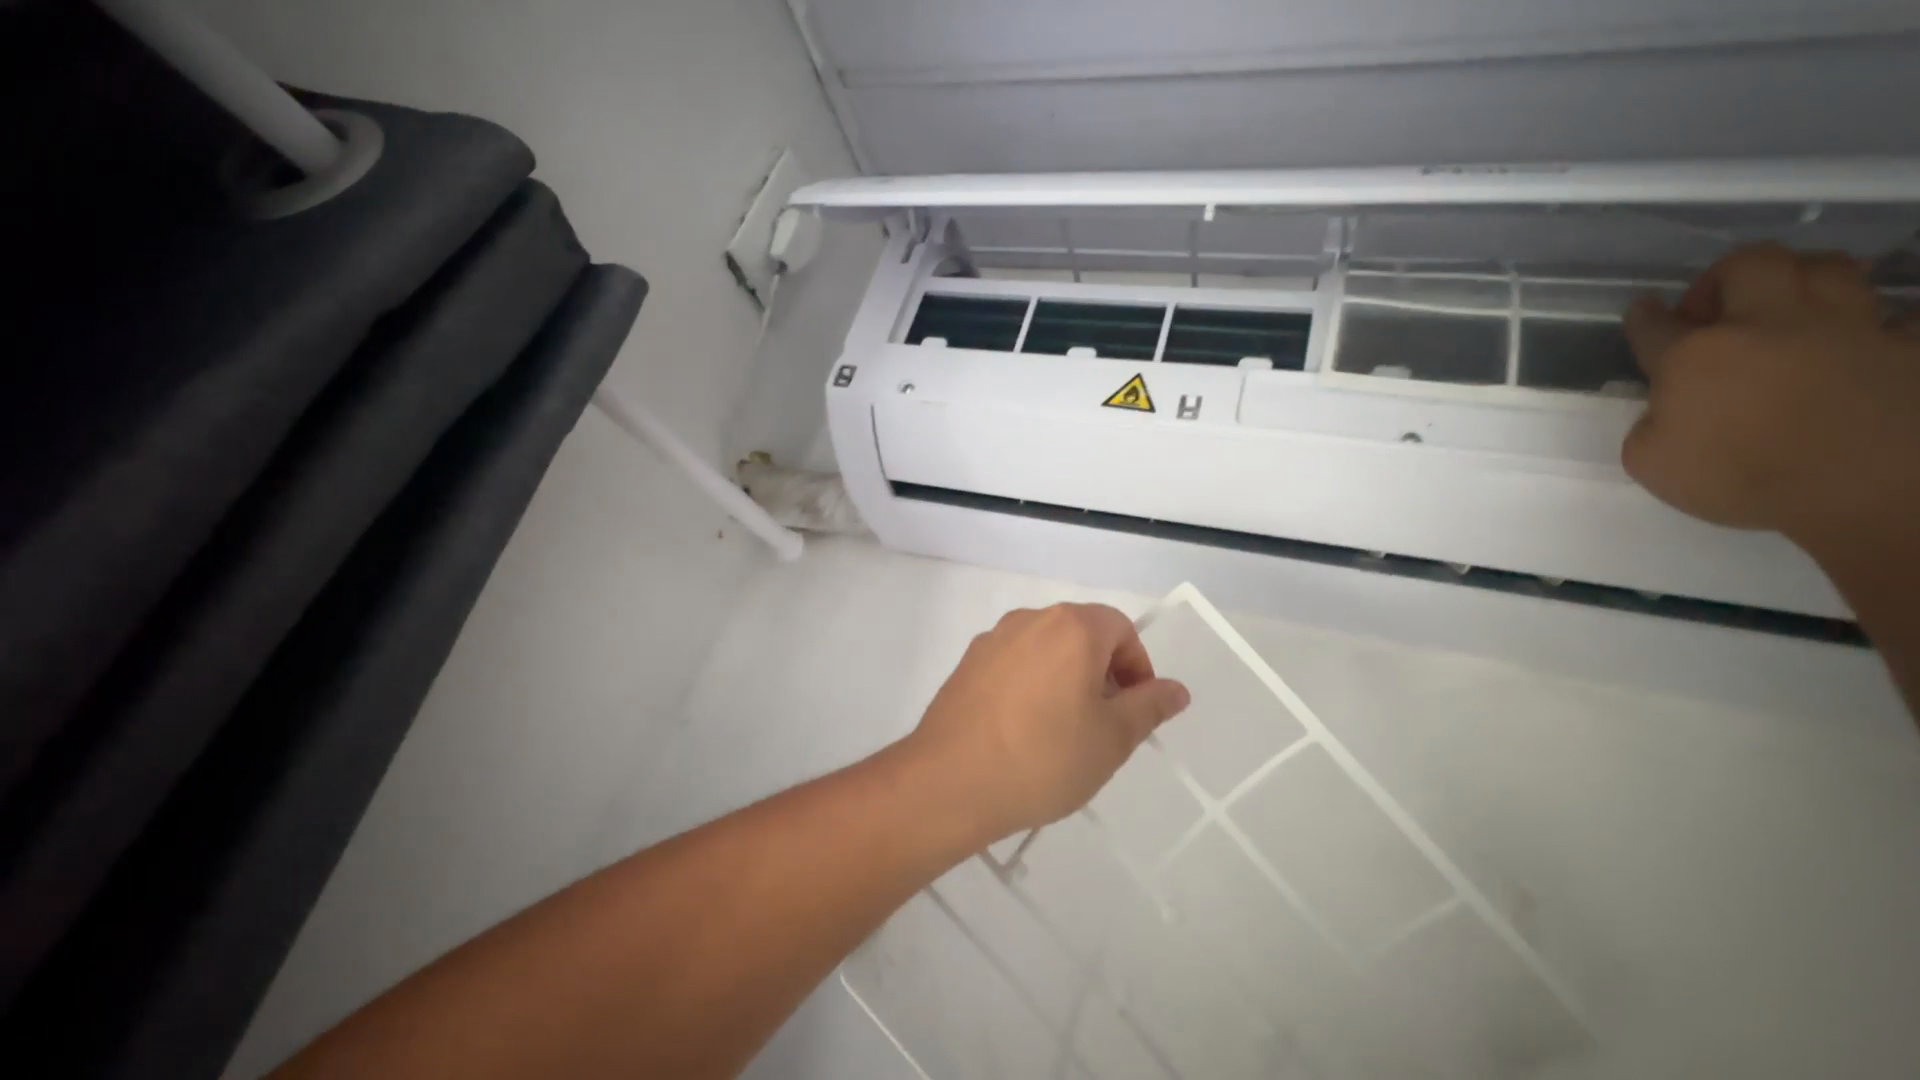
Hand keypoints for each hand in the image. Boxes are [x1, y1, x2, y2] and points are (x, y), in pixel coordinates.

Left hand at [902, 604, 1190, 845]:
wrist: (948, 784)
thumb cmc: (1044, 758)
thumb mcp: (1112, 739)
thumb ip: (1148, 707)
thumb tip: (1175, 689)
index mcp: (1071, 627)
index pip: (1120, 629)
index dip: (1137, 667)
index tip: (1134, 711)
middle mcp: (1029, 621)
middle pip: (1081, 635)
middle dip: (1102, 674)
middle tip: (1104, 726)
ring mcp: (991, 642)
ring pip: (1045, 651)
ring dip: (1065, 681)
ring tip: (1063, 735)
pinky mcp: (964, 667)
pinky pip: (1012, 668)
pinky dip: (1030, 689)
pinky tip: (1023, 736)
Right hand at [1622, 243, 1919, 548]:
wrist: (1864, 487)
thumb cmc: (1742, 478)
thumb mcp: (1653, 465)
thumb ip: (1648, 426)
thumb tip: (1663, 411)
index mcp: (1695, 355)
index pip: (1655, 325)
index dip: (1644, 316)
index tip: (1642, 310)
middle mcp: (1767, 324)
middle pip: (1748, 265)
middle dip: (1724, 277)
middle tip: (1717, 307)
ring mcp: (1845, 328)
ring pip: (1828, 268)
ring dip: (1802, 279)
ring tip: (1792, 306)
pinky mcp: (1905, 345)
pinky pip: (1900, 316)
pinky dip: (1882, 322)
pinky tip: (1867, 339)